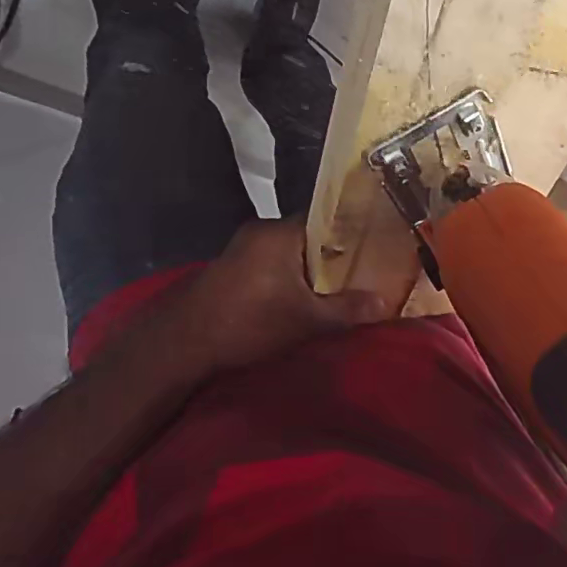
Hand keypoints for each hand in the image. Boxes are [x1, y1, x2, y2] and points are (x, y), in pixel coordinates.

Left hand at [159, 219, 388, 372]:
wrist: (178, 346)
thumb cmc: (247, 322)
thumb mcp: (306, 319)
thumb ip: (348, 309)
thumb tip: (388, 303)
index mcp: (279, 232)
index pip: (329, 219)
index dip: (356, 233)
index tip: (379, 246)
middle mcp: (260, 233)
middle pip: (311, 238)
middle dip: (337, 256)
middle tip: (368, 271)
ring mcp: (242, 251)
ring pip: (292, 254)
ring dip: (313, 271)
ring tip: (345, 286)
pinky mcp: (232, 271)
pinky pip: (275, 266)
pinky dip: (293, 279)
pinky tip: (308, 298)